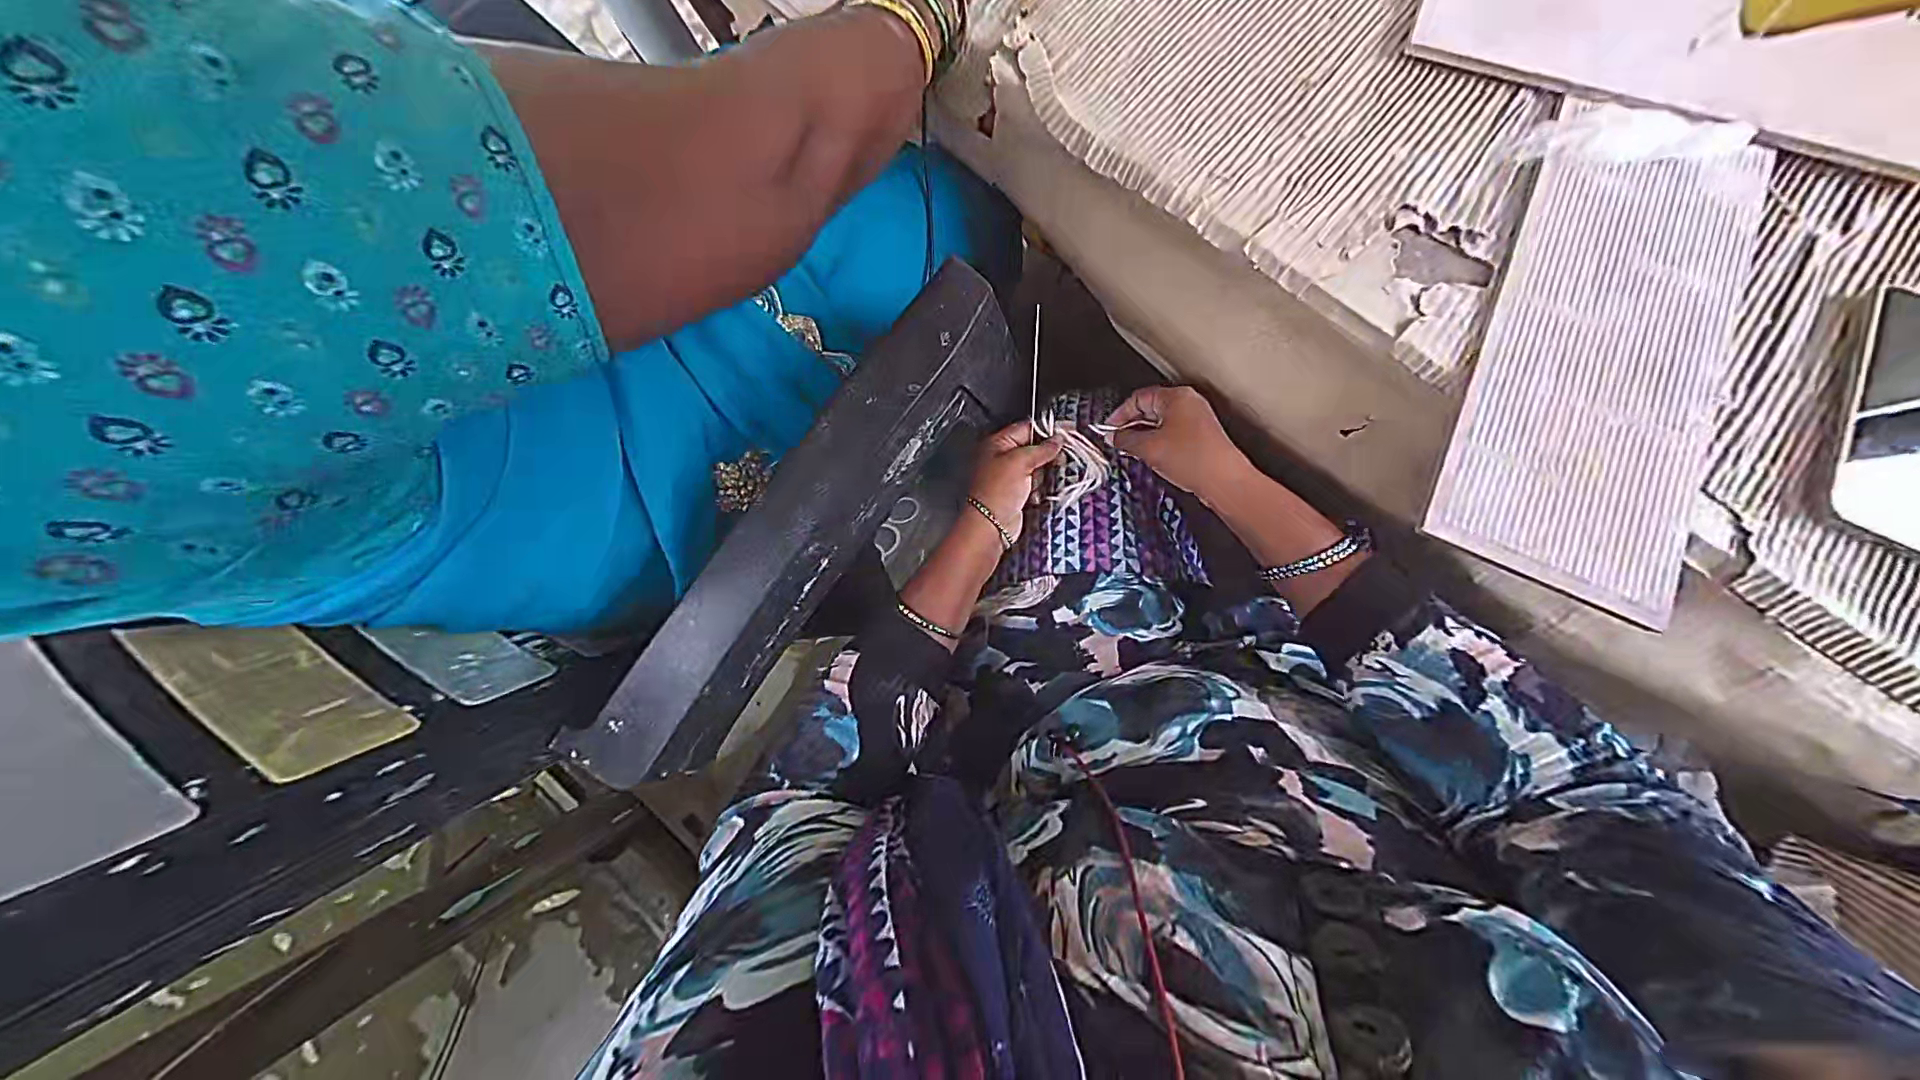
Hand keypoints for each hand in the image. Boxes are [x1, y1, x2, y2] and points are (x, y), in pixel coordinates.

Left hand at [967, 420, 1061, 545]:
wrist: (991, 525)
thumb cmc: (997, 492)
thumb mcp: (1020, 462)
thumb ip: (1042, 448)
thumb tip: (1057, 440)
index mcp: (998, 443)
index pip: (1027, 428)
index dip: (1047, 430)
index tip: (1065, 434)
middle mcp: (1003, 457)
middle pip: (1034, 448)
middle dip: (1046, 456)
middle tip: (1055, 461)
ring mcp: (1010, 476)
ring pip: (1038, 468)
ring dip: (1044, 474)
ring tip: (1040, 482)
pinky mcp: (1017, 493)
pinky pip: (1036, 484)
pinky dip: (1040, 488)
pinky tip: (1038, 493)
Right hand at [1102, 386, 1251, 501]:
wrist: (1223, 480)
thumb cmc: (1194, 458)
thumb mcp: (1148, 448)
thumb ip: (1125, 439)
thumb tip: (1114, 437)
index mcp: (1176, 396)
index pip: (1138, 398)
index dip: (1119, 414)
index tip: (1109, 430)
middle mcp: (1189, 403)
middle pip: (1150, 409)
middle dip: (1131, 426)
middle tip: (1119, 442)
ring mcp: (1197, 419)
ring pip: (1161, 423)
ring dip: (1144, 436)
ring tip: (1134, 452)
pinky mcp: (1201, 436)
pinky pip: (1173, 434)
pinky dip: (1159, 443)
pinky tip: (1154, 458)